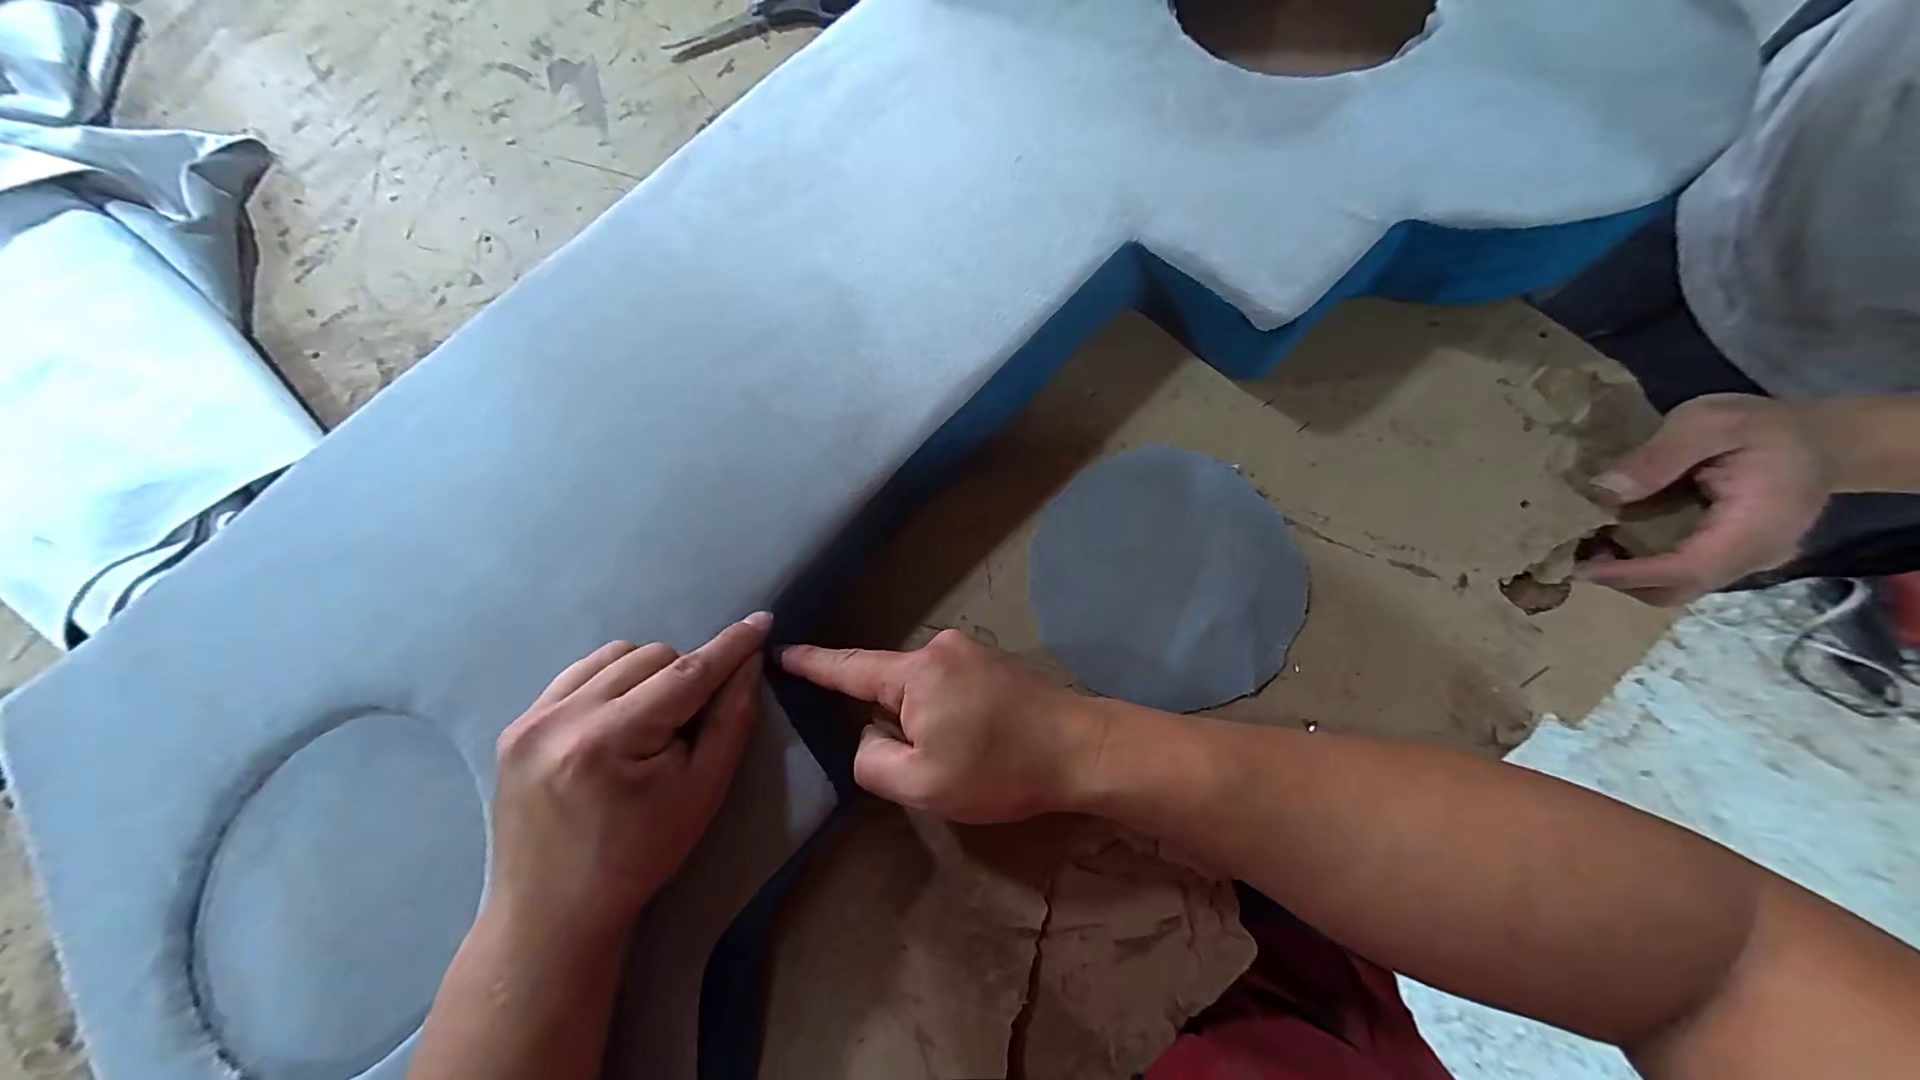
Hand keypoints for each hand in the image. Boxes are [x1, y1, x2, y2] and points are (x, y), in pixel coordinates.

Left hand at [486, 613, 769, 937]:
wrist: (553, 912)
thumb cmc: (641, 855)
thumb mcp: (703, 790)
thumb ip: (731, 718)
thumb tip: (750, 662)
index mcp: (610, 740)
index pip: (687, 673)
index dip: (730, 646)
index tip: (762, 620)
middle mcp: (562, 717)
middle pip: (652, 656)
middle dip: (687, 675)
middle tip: (693, 718)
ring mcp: (530, 719)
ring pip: (616, 656)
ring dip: (650, 672)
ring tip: (655, 717)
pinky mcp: (516, 726)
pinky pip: (579, 672)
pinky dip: (612, 679)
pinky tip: (620, 715)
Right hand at [780, 630, 1105, 823]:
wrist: (1081, 750)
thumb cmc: (1000, 769)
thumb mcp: (921, 784)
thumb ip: (873, 760)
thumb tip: (869, 735)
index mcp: (915, 673)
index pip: (849, 667)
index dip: (812, 663)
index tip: (783, 650)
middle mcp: (939, 649)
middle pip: (888, 682)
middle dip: (889, 719)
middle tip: (919, 762)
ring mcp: (970, 652)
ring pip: (920, 687)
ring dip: (921, 719)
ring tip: (958, 757)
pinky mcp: (992, 662)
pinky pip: (946, 685)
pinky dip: (943, 711)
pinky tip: (971, 740)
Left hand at [1582, 394, 1831, 605]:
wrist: (1822, 438)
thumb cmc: (1763, 427)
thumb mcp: (1708, 422)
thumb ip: (1658, 456)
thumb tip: (1604, 492)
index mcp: (1756, 525)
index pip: (1688, 568)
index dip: (1630, 575)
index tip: (1580, 568)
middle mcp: (1754, 555)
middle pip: (1676, 589)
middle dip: (1619, 581)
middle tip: (1572, 553)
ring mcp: (1744, 560)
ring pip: (1675, 586)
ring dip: (1626, 576)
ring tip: (1585, 545)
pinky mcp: (1730, 557)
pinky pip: (1680, 574)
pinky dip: (1641, 567)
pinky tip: (1611, 541)